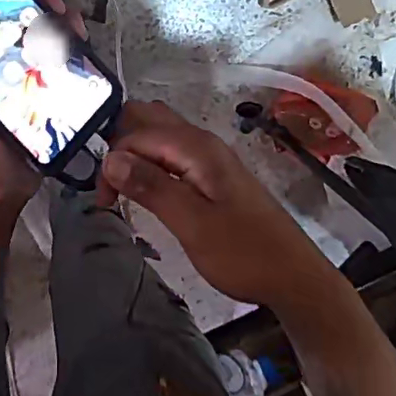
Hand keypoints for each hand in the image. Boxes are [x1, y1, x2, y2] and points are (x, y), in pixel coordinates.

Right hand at [102, 101, 338, 309]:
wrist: (292, 275)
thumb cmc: (243, 253)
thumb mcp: (192, 224)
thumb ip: (151, 187)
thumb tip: (110, 158)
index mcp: (197, 148)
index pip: (137, 133)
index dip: (112, 160)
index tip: (102, 200)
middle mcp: (202, 141)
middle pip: (148, 119)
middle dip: (119, 143)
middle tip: (107, 185)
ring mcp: (209, 156)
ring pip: (160, 135)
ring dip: (134, 152)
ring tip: (120, 187)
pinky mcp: (212, 174)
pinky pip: (172, 153)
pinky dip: (151, 163)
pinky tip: (146, 190)